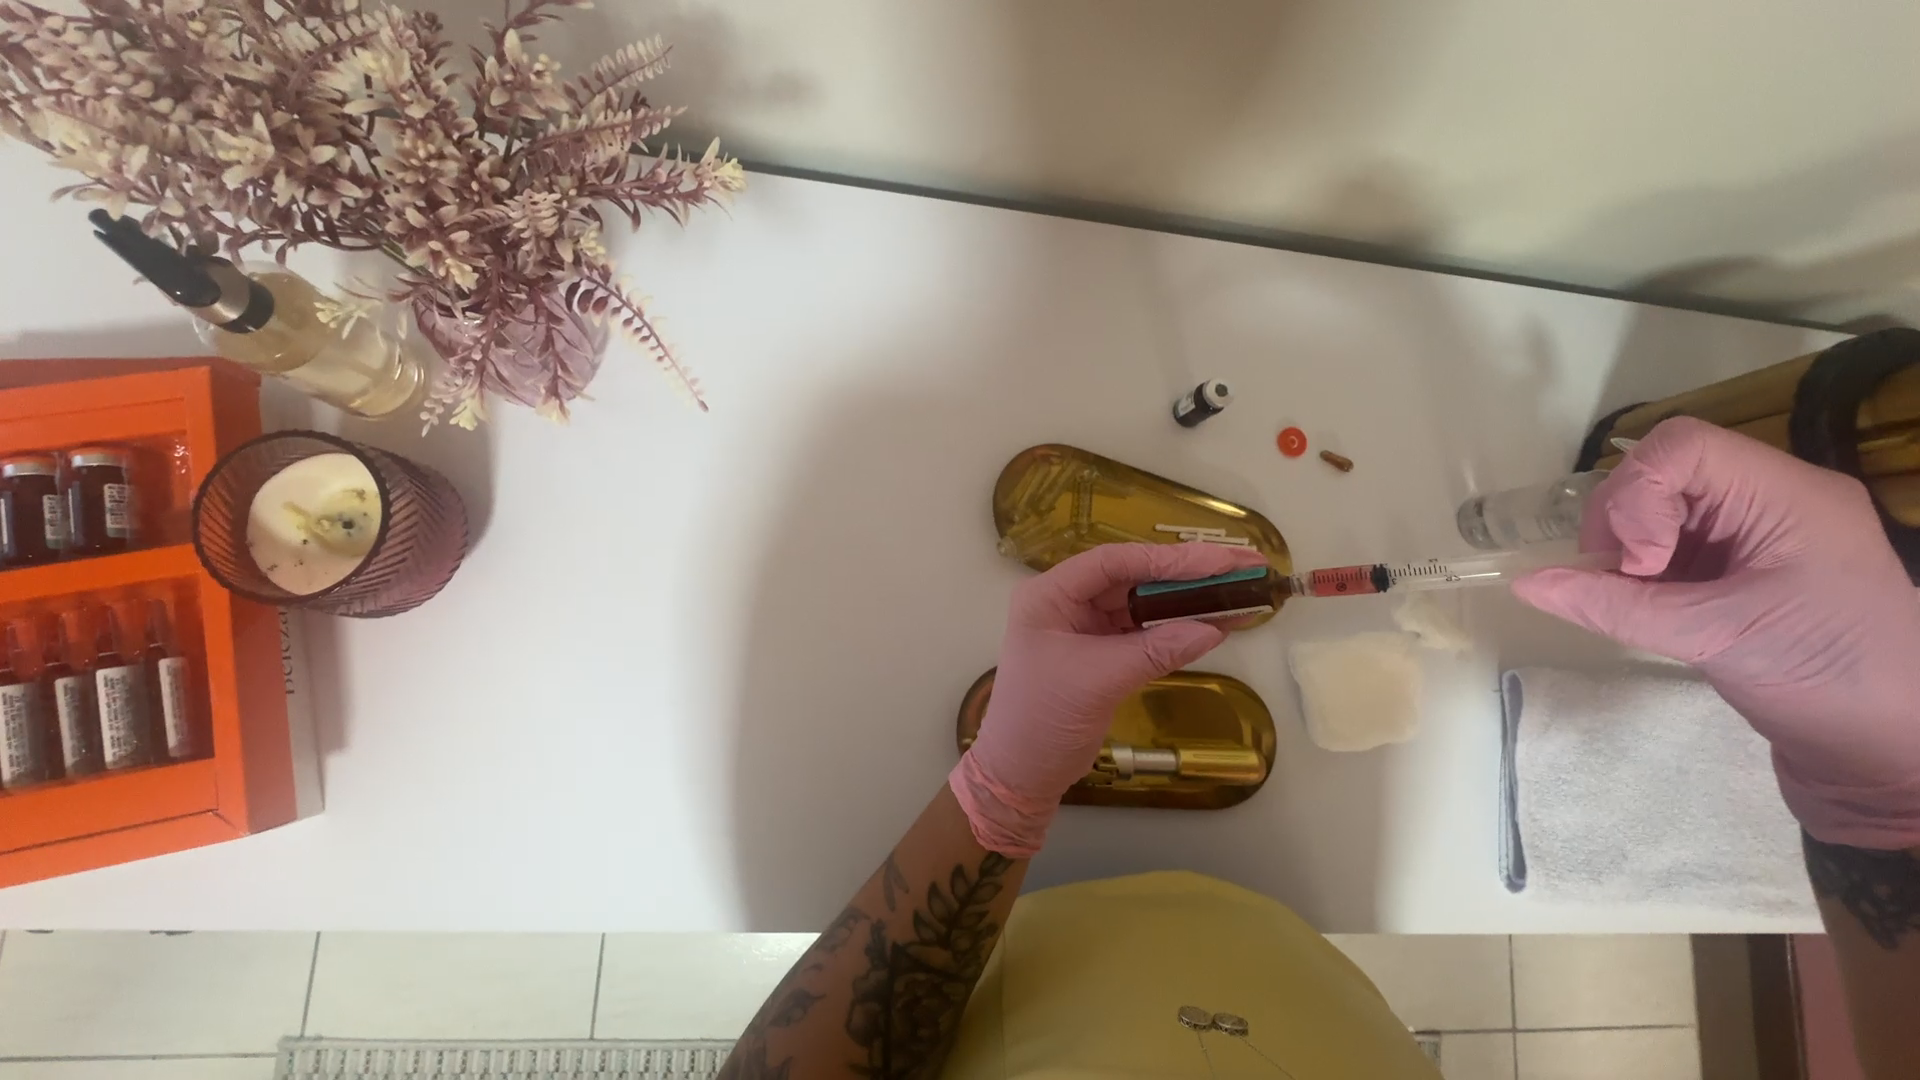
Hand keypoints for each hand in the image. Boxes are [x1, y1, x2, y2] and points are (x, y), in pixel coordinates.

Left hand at [950, 542, 1268, 856]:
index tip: (1217, 560)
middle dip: (1188, 572)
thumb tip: (1213, 629)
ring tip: (1242, 589)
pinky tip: (1217, 621)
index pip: (1113, 562)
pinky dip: (1178, 627)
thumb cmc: (1043, 720)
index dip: (1167, 559)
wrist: (1022, 773)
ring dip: (1189, 598)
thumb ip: (1155, 651)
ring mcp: (1085, 626)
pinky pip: (1146, 630)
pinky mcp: (1102, 651)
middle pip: (1134, 576)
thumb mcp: (1099, 680)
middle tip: (1245, 565)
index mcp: (1050, 595)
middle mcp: (1067, 601)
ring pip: (1144, 602)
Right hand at [1511, 417, 1919, 848]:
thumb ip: (1610, 606)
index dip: (1637, 495)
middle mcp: (1770, 497)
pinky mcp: (1732, 558)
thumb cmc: (1826, 678)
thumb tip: (1524, 584)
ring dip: (1621, 545)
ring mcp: (1751, 527)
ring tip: (1634, 596)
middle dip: (1620, 523)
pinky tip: (1644, 601)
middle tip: (1624, 582)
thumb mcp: (1712, 638)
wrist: (1887, 746)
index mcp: (1787, 497)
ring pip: (1651, 503)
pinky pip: (1660, 536)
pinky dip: (1633, 565)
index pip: (1681, 448)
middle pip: (1658, 470)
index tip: (1642, 564)